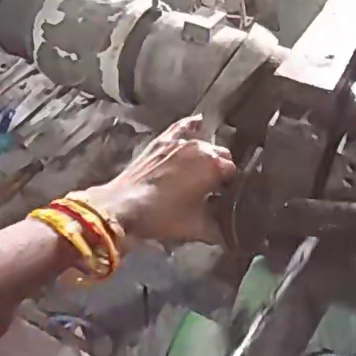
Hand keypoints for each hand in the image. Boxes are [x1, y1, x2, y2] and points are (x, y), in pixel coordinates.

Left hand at [79, 116, 233, 243]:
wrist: (123, 206)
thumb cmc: (162, 216)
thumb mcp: (196, 229)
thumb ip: (219, 229)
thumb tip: (230, 233)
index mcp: (214, 167)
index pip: (233, 172)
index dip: (229, 185)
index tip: (223, 197)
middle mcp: (201, 148)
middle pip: (221, 155)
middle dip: (220, 170)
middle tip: (212, 188)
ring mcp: (180, 141)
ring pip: (205, 143)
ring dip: (207, 154)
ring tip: (201, 171)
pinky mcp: (163, 140)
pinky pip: (184, 126)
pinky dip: (193, 125)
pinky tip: (199, 122)